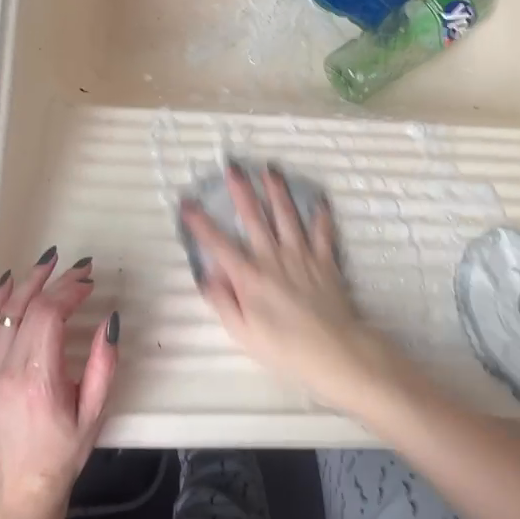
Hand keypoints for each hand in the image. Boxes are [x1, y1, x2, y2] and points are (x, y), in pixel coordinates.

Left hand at [0, 249, 118, 518]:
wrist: (22, 487)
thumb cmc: (63, 451)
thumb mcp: (94, 412)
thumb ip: (104, 364)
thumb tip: (110, 321)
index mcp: (39, 379)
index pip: (49, 315)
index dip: (69, 291)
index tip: (88, 282)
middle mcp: (8, 370)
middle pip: (28, 307)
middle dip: (54, 280)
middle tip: (76, 266)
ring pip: (4, 312)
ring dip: (26, 282)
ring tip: (47, 261)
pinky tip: (8, 282)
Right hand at [180, 163, 398, 412]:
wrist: (332, 351)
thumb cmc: (283, 348)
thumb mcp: (242, 333)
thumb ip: (223, 301)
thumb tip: (207, 274)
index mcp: (250, 277)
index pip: (219, 245)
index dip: (201, 224)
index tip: (187, 203)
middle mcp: (273, 258)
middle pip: (255, 218)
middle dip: (242, 191)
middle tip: (234, 168)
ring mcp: (301, 256)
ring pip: (287, 217)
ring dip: (278, 192)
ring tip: (271, 171)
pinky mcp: (325, 262)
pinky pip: (323, 234)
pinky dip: (322, 217)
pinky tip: (320, 202)